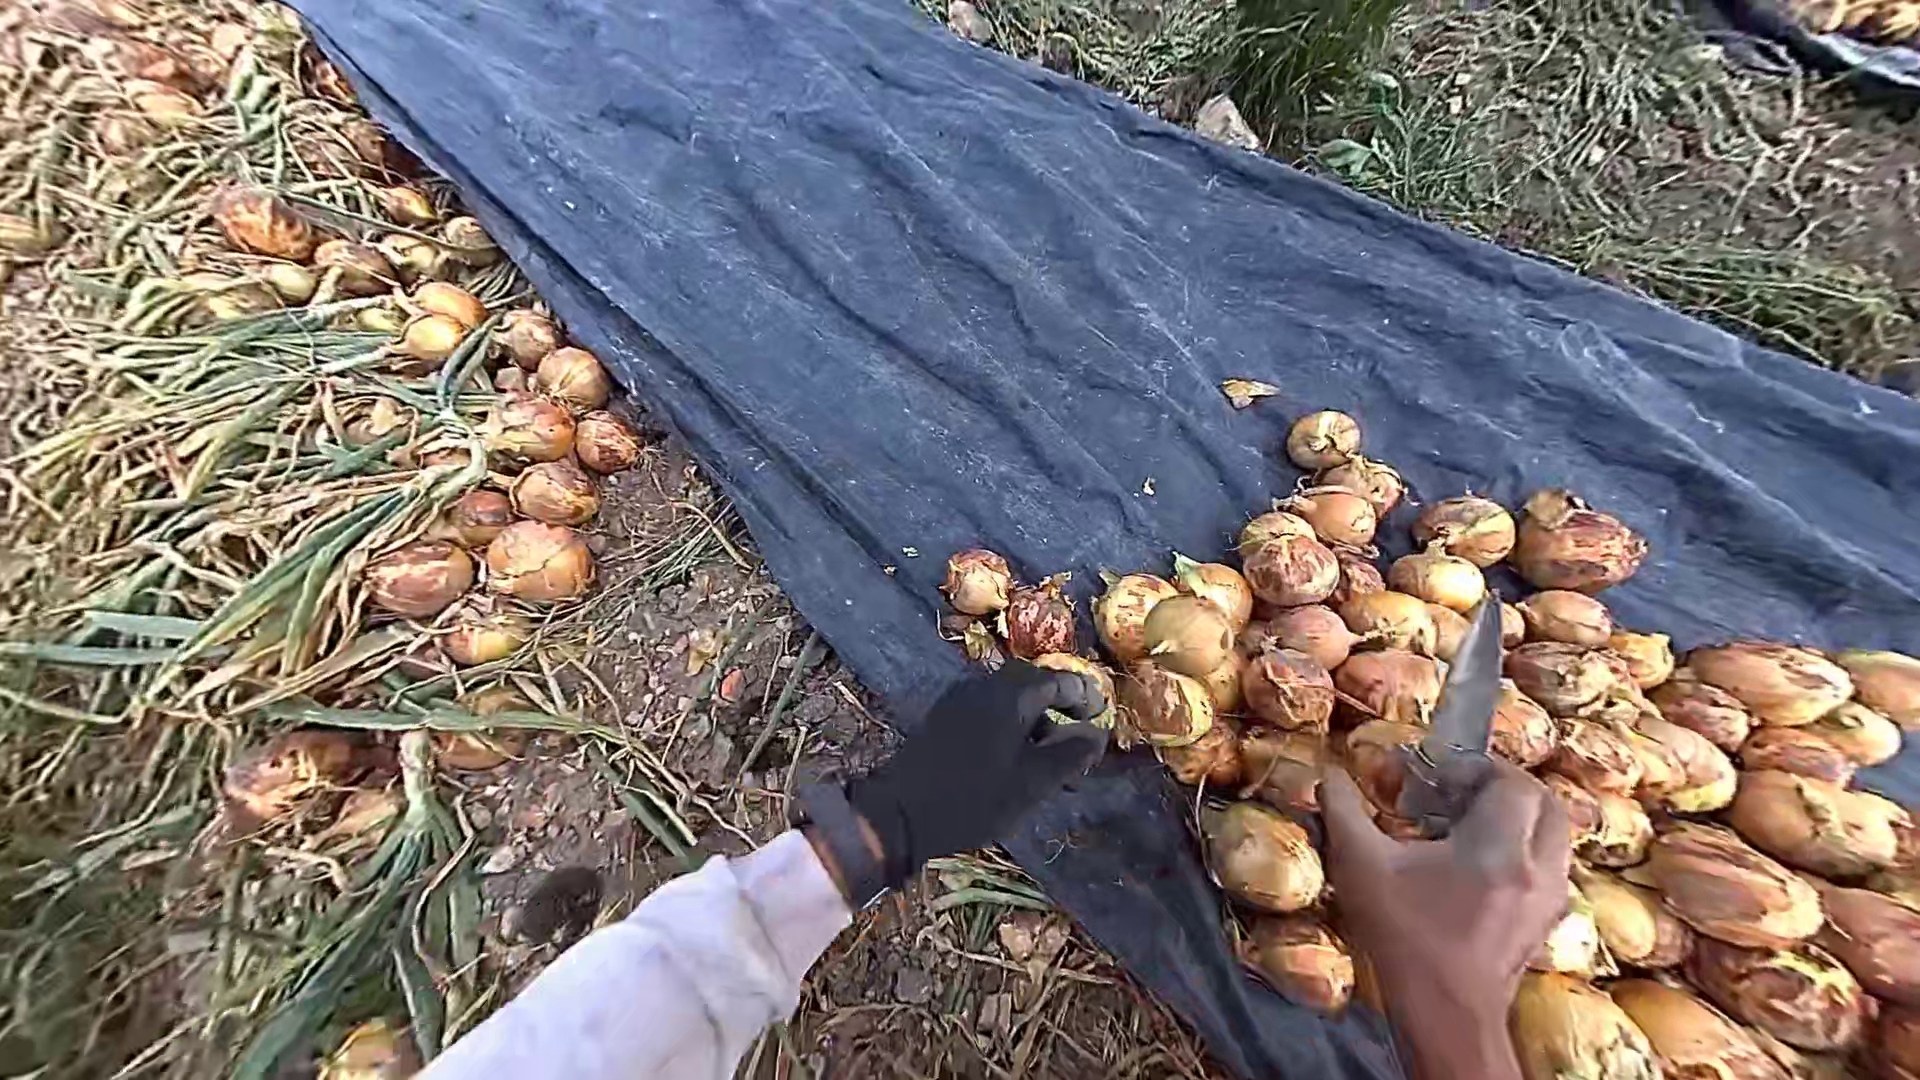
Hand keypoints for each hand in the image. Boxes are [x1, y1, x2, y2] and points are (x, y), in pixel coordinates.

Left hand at [850, 661, 1106, 888]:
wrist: (901, 811)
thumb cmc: (973, 798)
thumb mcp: (1031, 783)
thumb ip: (1069, 754)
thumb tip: (1098, 734)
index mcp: (1009, 696)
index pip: (1056, 680)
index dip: (1083, 695)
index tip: (1100, 716)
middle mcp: (984, 686)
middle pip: (1031, 683)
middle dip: (1058, 704)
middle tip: (1075, 734)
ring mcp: (960, 697)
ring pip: (1009, 697)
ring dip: (1033, 717)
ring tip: (1047, 757)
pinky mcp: (945, 714)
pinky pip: (988, 707)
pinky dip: (1010, 723)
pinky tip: (1014, 756)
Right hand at [1320, 760, 1569, 1079]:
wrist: (1444, 1010)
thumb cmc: (1401, 929)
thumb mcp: (1358, 858)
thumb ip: (1342, 805)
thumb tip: (1329, 770)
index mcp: (1498, 851)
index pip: (1515, 784)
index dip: (1477, 765)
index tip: (1436, 768)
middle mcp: (1539, 870)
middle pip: (1547, 803)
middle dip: (1501, 781)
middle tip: (1454, 782)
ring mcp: (1550, 898)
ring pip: (1551, 832)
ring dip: (1511, 810)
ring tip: (1457, 814)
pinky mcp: (1546, 917)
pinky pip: (1545, 859)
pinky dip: (1515, 839)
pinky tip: (1467, 852)